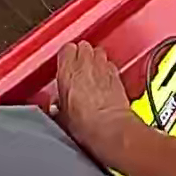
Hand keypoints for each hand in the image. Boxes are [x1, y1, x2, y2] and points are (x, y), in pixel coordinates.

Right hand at [54, 41, 139, 160]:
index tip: (65, 64)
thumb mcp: (62, 117)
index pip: (66, 49)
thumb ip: (58, 105)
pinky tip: (105, 81)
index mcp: (68, 72)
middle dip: (81, 55)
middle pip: (83, 46)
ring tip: (92, 73)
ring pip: (98, 52)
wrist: (111, 129)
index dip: (66, 56)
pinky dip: (108, 69)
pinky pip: (111, 64)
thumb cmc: (87, 125)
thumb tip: (58, 108)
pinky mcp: (117, 75)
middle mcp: (86, 65)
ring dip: (95, 59)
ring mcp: (103, 68)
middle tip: (78, 68)